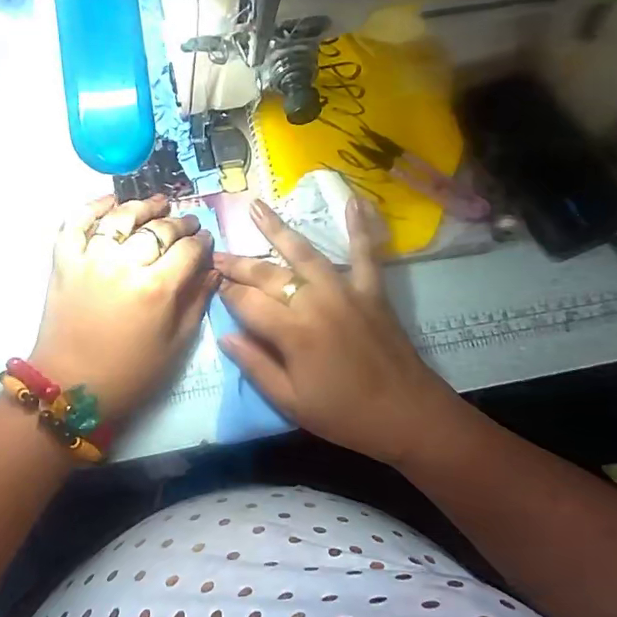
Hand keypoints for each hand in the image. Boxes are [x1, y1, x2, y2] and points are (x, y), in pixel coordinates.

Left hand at [30, 194, 218, 418]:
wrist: (72, 387)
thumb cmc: (132, 372)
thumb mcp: (177, 344)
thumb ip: (197, 301)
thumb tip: (212, 271)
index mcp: (157, 289)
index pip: (188, 249)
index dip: (202, 241)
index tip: (207, 239)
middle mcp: (124, 265)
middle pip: (158, 229)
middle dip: (179, 223)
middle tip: (188, 223)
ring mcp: (90, 259)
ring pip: (120, 217)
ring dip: (142, 207)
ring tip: (157, 204)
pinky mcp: (63, 262)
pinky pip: (76, 223)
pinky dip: (92, 207)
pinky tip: (110, 201)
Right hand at [214, 197, 466, 464]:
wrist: (406, 413)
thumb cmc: (344, 415)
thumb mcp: (291, 402)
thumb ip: (255, 366)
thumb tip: (225, 335)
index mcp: (293, 333)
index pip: (247, 303)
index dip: (227, 293)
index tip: (211, 282)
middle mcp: (316, 302)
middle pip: (270, 275)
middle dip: (240, 263)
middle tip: (218, 251)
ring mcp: (346, 291)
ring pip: (306, 254)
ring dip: (279, 229)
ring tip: (257, 206)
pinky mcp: (372, 291)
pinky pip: (365, 253)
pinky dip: (360, 227)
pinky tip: (354, 200)